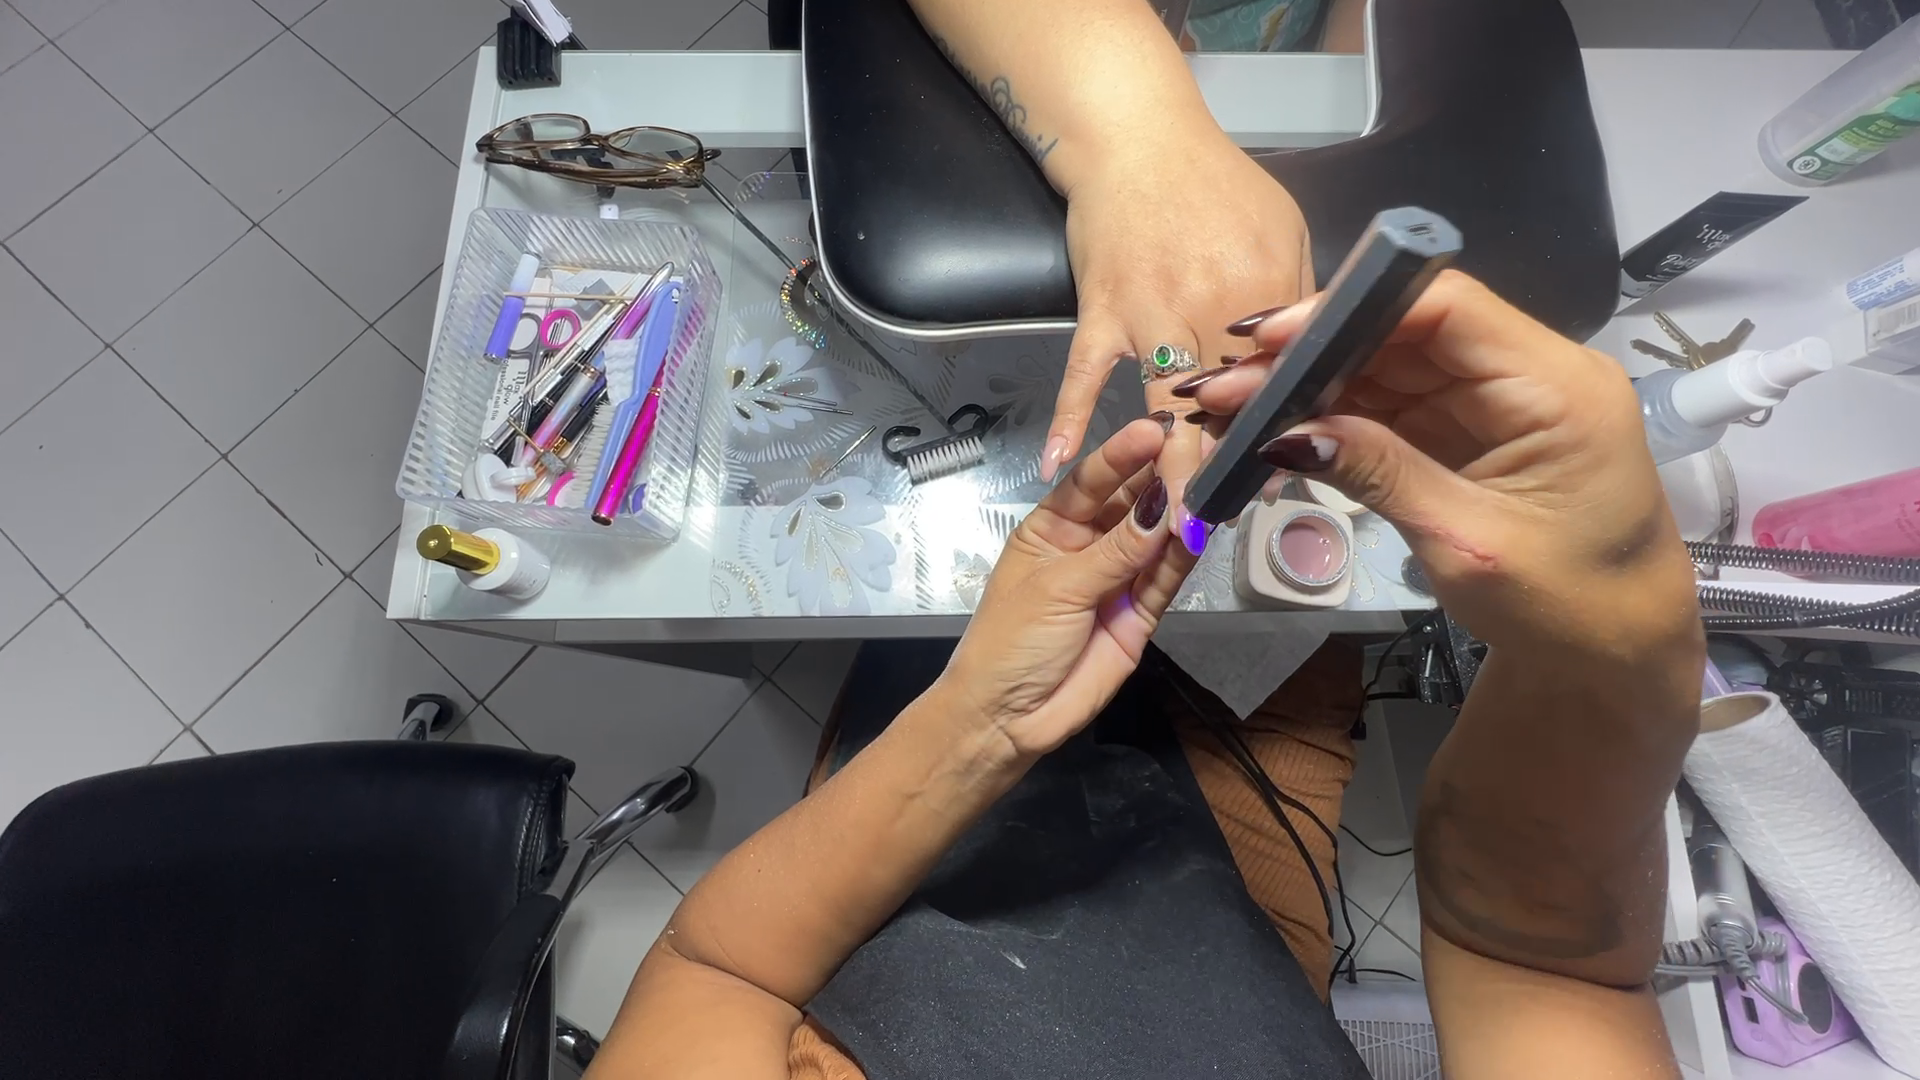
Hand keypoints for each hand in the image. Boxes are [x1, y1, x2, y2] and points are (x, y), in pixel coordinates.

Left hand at [938, 418, 1199, 756]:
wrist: (1008, 718)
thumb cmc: (1011, 641)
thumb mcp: (1057, 589)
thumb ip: (1114, 552)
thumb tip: (1163, 506)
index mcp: (1051, 527)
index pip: (1091, 481)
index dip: (1122, 455)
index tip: (1157, 429)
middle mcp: (1087, 544)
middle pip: (1131, 502)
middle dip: (1161, 477)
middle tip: (1198, 449)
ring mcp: (1117, 577)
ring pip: (1156, 536)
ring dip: (1181, 512)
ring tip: (1212, 480)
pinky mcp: (1141, 612)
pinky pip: (1167, 576)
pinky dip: (1185, 554)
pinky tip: (1204, 525)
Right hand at [1045, 132, 1312, 558]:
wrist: (1138, 143)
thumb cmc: (1217, 185)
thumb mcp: (1283, 231)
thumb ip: (1297, 302)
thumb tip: (1304, 366)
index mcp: (1263, 287)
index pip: (1278, 375)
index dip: (1280, 430)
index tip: (1283, 478)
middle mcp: (1205, 309)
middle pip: (1223, 405)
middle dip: (1226, 467)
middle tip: (1229, 523)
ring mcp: (1145, 317)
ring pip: (1162, 404)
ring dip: (1168, 466)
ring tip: (1172, 522)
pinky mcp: (1098, 317)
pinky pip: (1082, 376)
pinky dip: (1068, 418)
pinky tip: (1055, 463)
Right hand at [1187, 271, 1698, 652]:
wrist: (1604, 647)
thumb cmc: (1560, 602)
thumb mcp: (1464, 540)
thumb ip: (1379, 473)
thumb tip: (1283, 434)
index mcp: (1551, 387)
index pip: (1445, 309)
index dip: (1351, 312)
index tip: (1269, 343)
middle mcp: (1516, 376)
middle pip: (1397, 334)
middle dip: (1306, 356)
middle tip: (1224, 388)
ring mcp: (1480, 403)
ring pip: (1377, 370)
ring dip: (1302, 388)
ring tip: (1228, 411)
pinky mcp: (1452, 431)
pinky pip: (1377, 409)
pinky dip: (1321, 419)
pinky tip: (1268, 430)